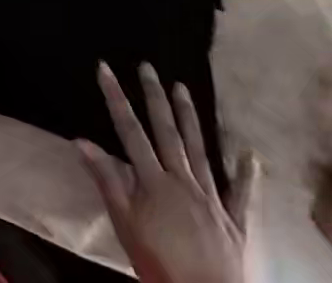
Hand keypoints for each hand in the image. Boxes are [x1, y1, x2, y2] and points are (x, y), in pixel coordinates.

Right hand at [75, 62, 259, 282]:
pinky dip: (246, 174)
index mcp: (154, 181)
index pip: (129, 130)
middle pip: (166, 132)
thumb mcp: (125, 225)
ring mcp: (212, 199)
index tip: (105, 69)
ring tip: (182, 88)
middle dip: (154, 97)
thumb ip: (107, 182)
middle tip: (147, 67)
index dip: (116, 97)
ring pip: (199, 150)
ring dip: (190, 118)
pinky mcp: (237, 222)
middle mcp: (183, 181)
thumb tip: (82, 141)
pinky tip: (249, 154)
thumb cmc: (159, 264)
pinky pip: (242, 194)